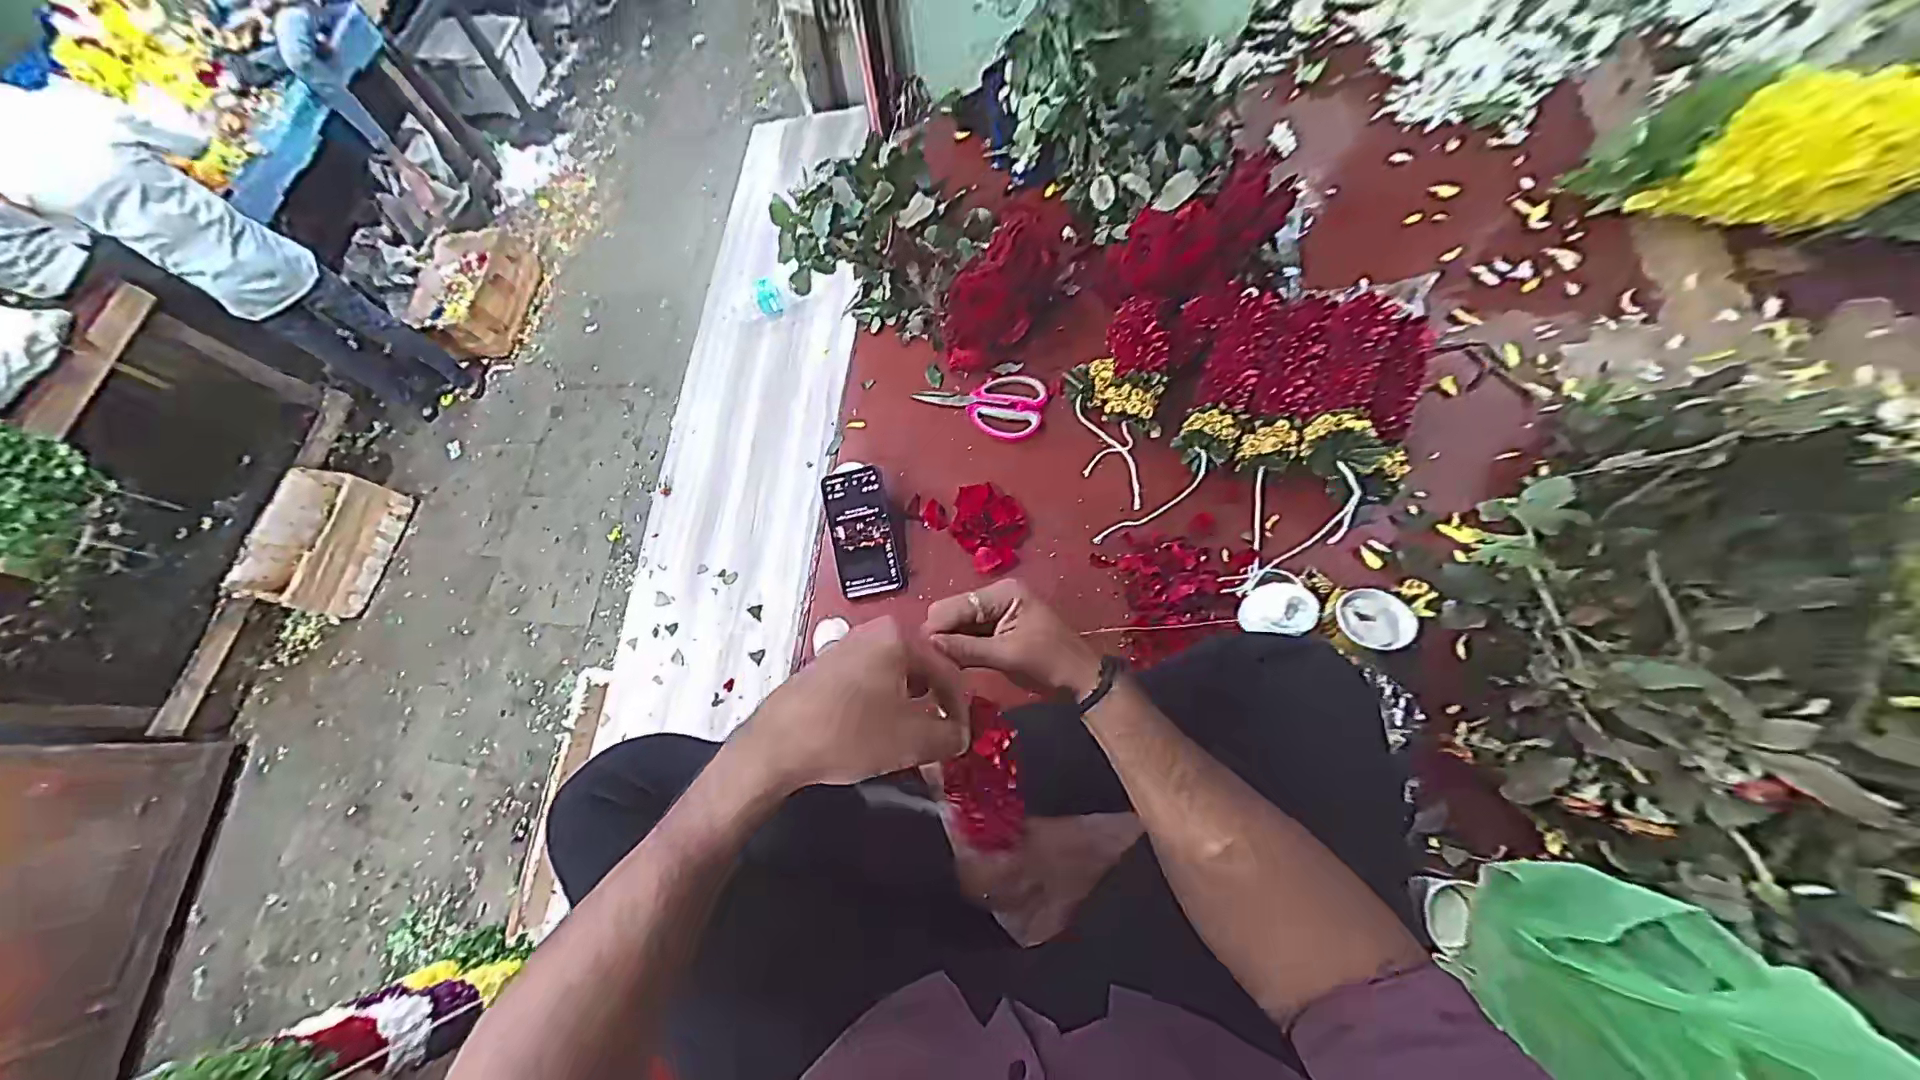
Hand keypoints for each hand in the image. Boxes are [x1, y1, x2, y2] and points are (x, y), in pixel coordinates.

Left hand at [732, 616, 968, 791]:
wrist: (775, 746)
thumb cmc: (848, 733)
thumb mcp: (913, 740)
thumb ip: (950, 735)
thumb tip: (958, 734)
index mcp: (898, 636)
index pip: (948, 671)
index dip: (960, 709)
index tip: (961, 739)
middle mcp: (873, 632)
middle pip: (921, 673)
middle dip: (933, 710)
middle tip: (937, 742)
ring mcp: (846, 647)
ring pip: (894, 680)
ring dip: (908, 711)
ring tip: (908, 744)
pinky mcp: (827, 668)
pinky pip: (869, 684)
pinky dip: (881, 708)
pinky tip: (875, 735)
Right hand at [924, 579, 1102, 696]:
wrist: (1081, 679)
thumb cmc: (1050, 663)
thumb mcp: (1007, 655)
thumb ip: (966, 648)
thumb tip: (928, 644)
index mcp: (1003, 592)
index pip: (956, 604)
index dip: (937, 628)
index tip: (924, 654)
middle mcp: (996, 596)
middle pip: (952, 611)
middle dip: (941, 634)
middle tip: (933, 663)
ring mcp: (995, 613)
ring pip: (957, 625)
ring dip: (948, 643)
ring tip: (938, 666)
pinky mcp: (995, 630)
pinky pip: (967, 635)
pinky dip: (958, 648)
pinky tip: (951, 664)